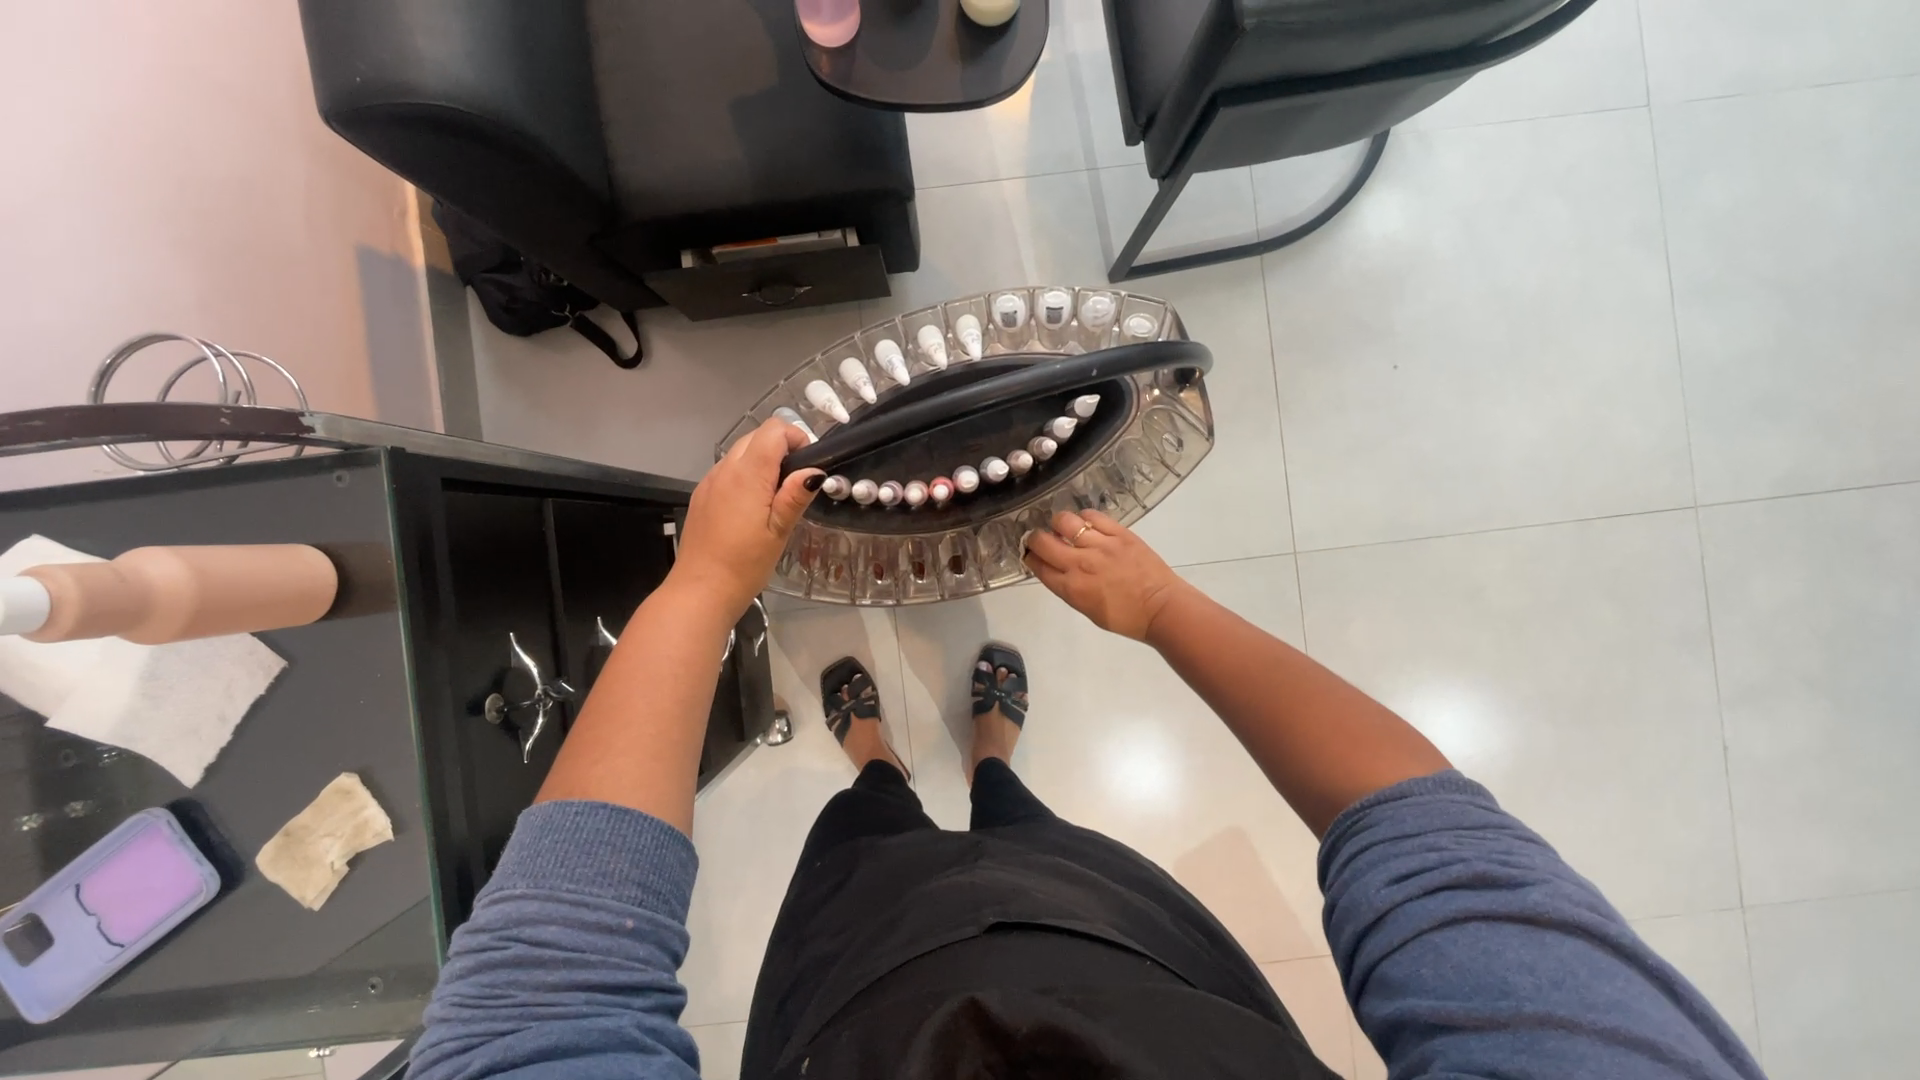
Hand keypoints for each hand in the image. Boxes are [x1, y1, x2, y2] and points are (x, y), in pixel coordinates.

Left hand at [668, 418, 821, 617]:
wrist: (700, 590)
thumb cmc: (745, 564)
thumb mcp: (779, 532)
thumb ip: (795, 496)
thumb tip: (814, 471)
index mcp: (748, 474)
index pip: (774, 430)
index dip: (796, 438)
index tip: (808, 465)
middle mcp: (725, 469)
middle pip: (757, 436)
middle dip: (781, 448)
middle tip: (795, 483)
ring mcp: (710, 481)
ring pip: (740, 451)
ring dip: (762, 461)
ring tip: (775, 498)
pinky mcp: (702, 495)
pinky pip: (727, 470)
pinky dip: (745, 475)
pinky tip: (751, 508)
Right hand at [1023, 510, 1193, 641]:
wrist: (1161, 607)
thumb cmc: (1125, 617)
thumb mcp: (1087, 609)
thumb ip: (1069, 588)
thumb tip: (1058, 570)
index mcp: (1071, 588)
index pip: (1038, 566)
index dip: (1030, 557)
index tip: (1031, 554)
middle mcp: (1080, 564)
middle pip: (1043, 541)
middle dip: (1035, 538)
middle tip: (1041, 539)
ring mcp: (1100, 545)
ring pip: (1064, 521)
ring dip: (1058, 524)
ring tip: (1065, 528)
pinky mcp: (1119, 533)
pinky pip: (1092, 516)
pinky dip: (1083, 517)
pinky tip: (1086, 524)